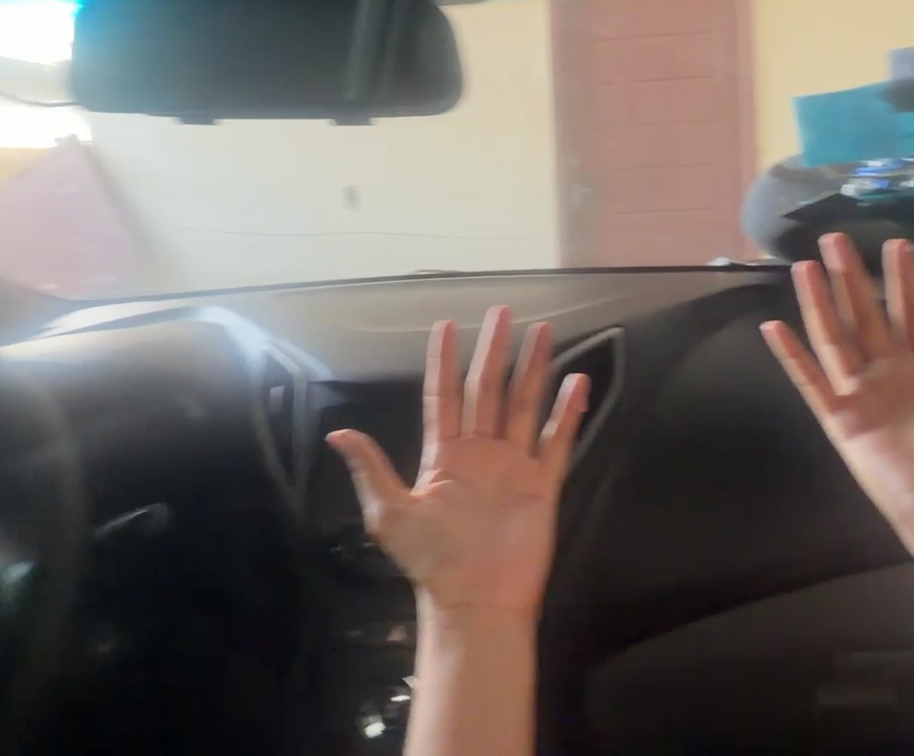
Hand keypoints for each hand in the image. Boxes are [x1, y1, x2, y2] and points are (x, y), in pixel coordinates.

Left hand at [326, 306, 589, 615]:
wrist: (475, 602)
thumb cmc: (430, 559)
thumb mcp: (389, 513)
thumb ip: (370, 468)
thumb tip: (337, 433)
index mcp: (445, 453)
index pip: (443, 394)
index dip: (444, 361)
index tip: (447, 325)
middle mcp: (481, 450)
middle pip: (488, 388)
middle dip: (495, 349)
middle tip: (503, 311)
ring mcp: (514, 463)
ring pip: (525, 404)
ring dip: (535, 368)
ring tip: (544, 331)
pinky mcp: (542, 482)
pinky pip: (557, 440)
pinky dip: (568, 412)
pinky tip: (577, 382)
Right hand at [760, 234, 913, 561]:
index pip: (911, 314)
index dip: (903, 281)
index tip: (897, 245)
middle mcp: (891, 375)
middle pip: (865, 315)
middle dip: (851, 277)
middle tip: (835, 238)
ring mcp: (863, 396)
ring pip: (835, 338)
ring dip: (819, 302)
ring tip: (805, 266)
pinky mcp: (842, 421)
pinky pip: (811, 382)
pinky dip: (792, 356)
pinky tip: (774, 328)